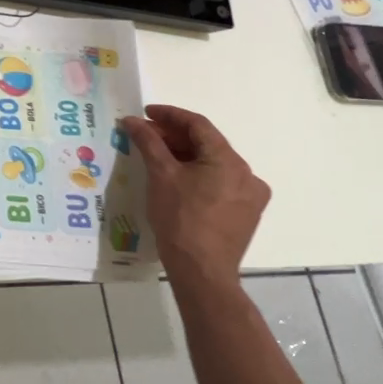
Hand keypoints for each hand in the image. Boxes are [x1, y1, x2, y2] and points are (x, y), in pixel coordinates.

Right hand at [120, 104, 270, 286]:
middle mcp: (247, 175)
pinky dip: (198, 173)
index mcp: (229, 161)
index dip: (170, 115)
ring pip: (213, 163)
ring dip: (185, 154)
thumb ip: (147, 141)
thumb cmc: (180, 217)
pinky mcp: (245, 213)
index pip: (198, 125)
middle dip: (174, 136)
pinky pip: (220, 182)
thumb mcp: (160, 174)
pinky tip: (177, 178)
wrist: (201, 270)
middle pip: (207, 143)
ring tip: (157, 155)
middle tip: (146, 135)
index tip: (146, 113)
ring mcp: (250, 196)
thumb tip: (132, 120)